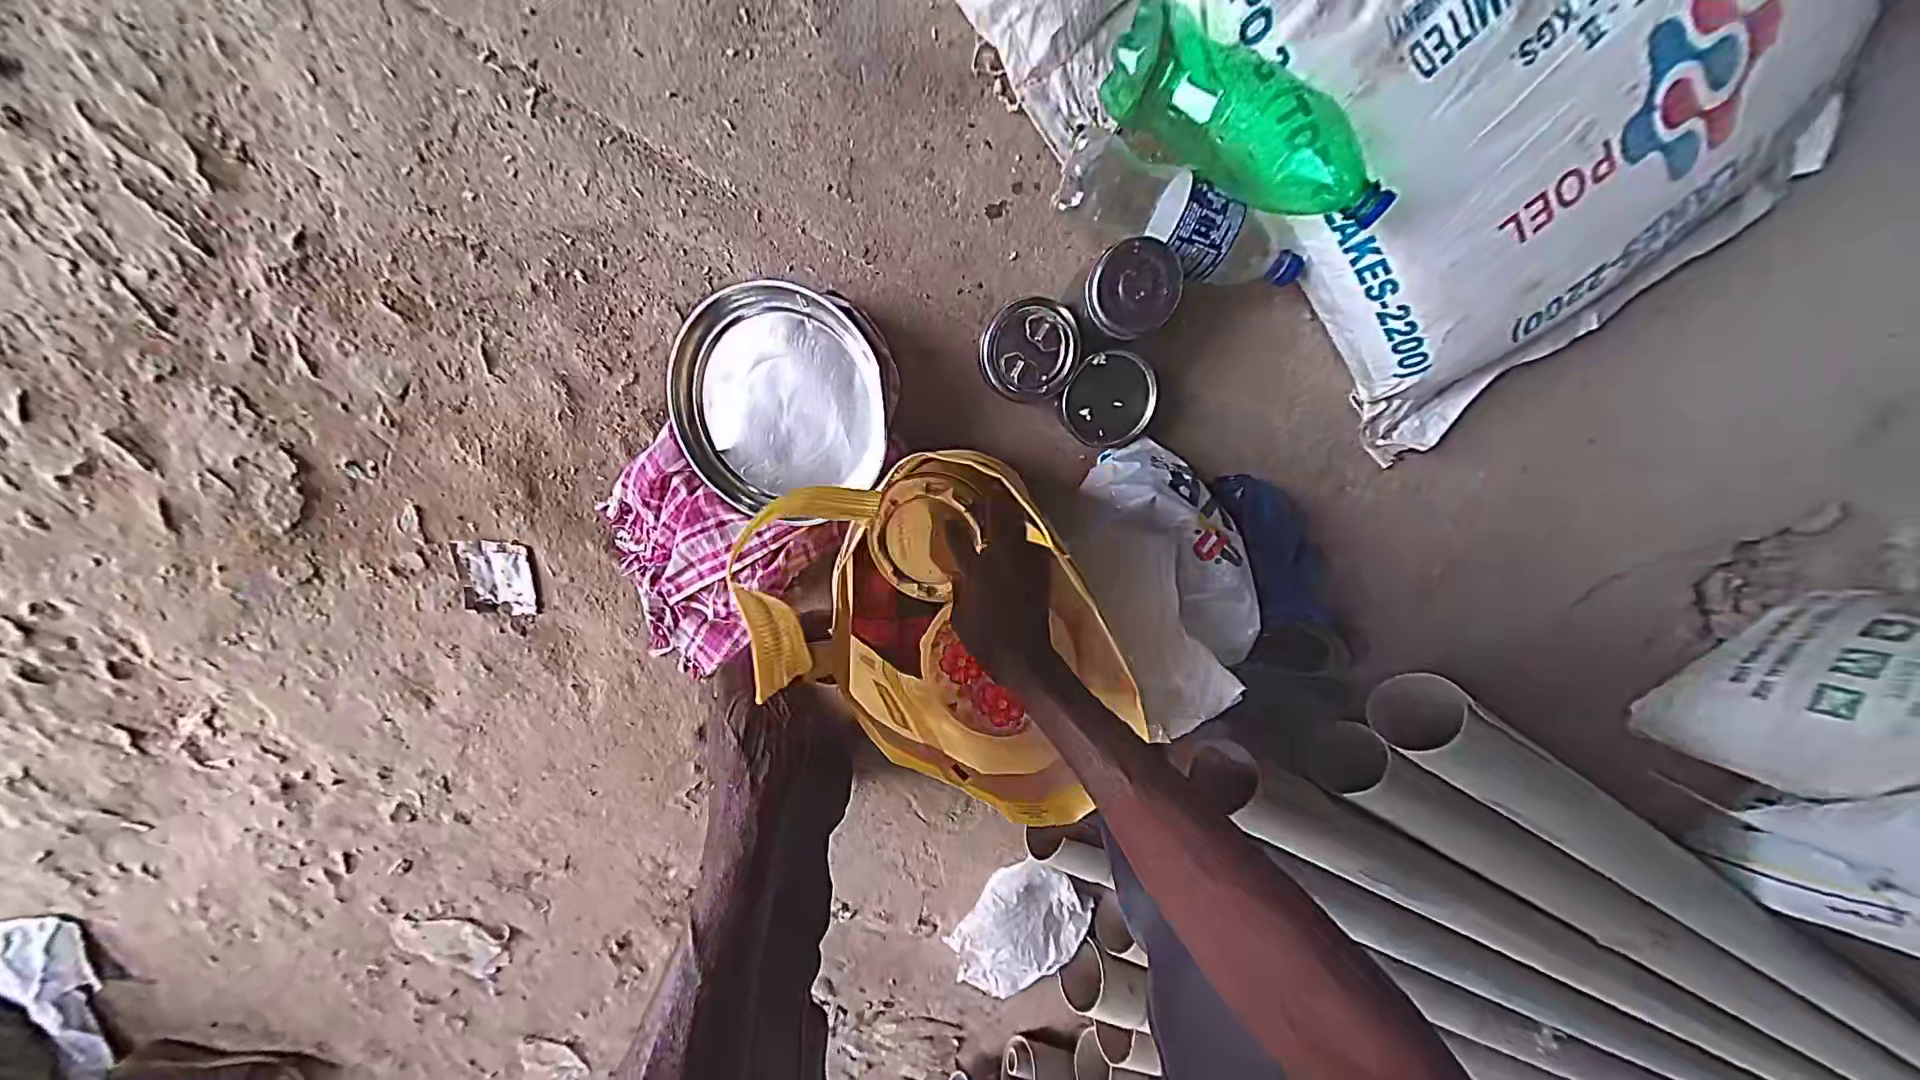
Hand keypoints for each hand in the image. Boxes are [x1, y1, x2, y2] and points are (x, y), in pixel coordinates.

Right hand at [941, 493, 1060, 696]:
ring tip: (1007, 505)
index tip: (948, 516)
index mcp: (975, 571)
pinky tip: (1022, 541)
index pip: (958, 537)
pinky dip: (1025, 539)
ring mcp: (1024, 562)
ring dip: (1012, 513)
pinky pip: (1032, 544)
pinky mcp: (1042, 570)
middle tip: (988, 488)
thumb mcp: (960, 617)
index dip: (951, 524)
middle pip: (997, 517)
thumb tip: (959, 574)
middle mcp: (1000, 559)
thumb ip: (958, 590)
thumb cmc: (986, 642)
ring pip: (1019, 525)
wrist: (1025, 656)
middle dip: (991, 499)